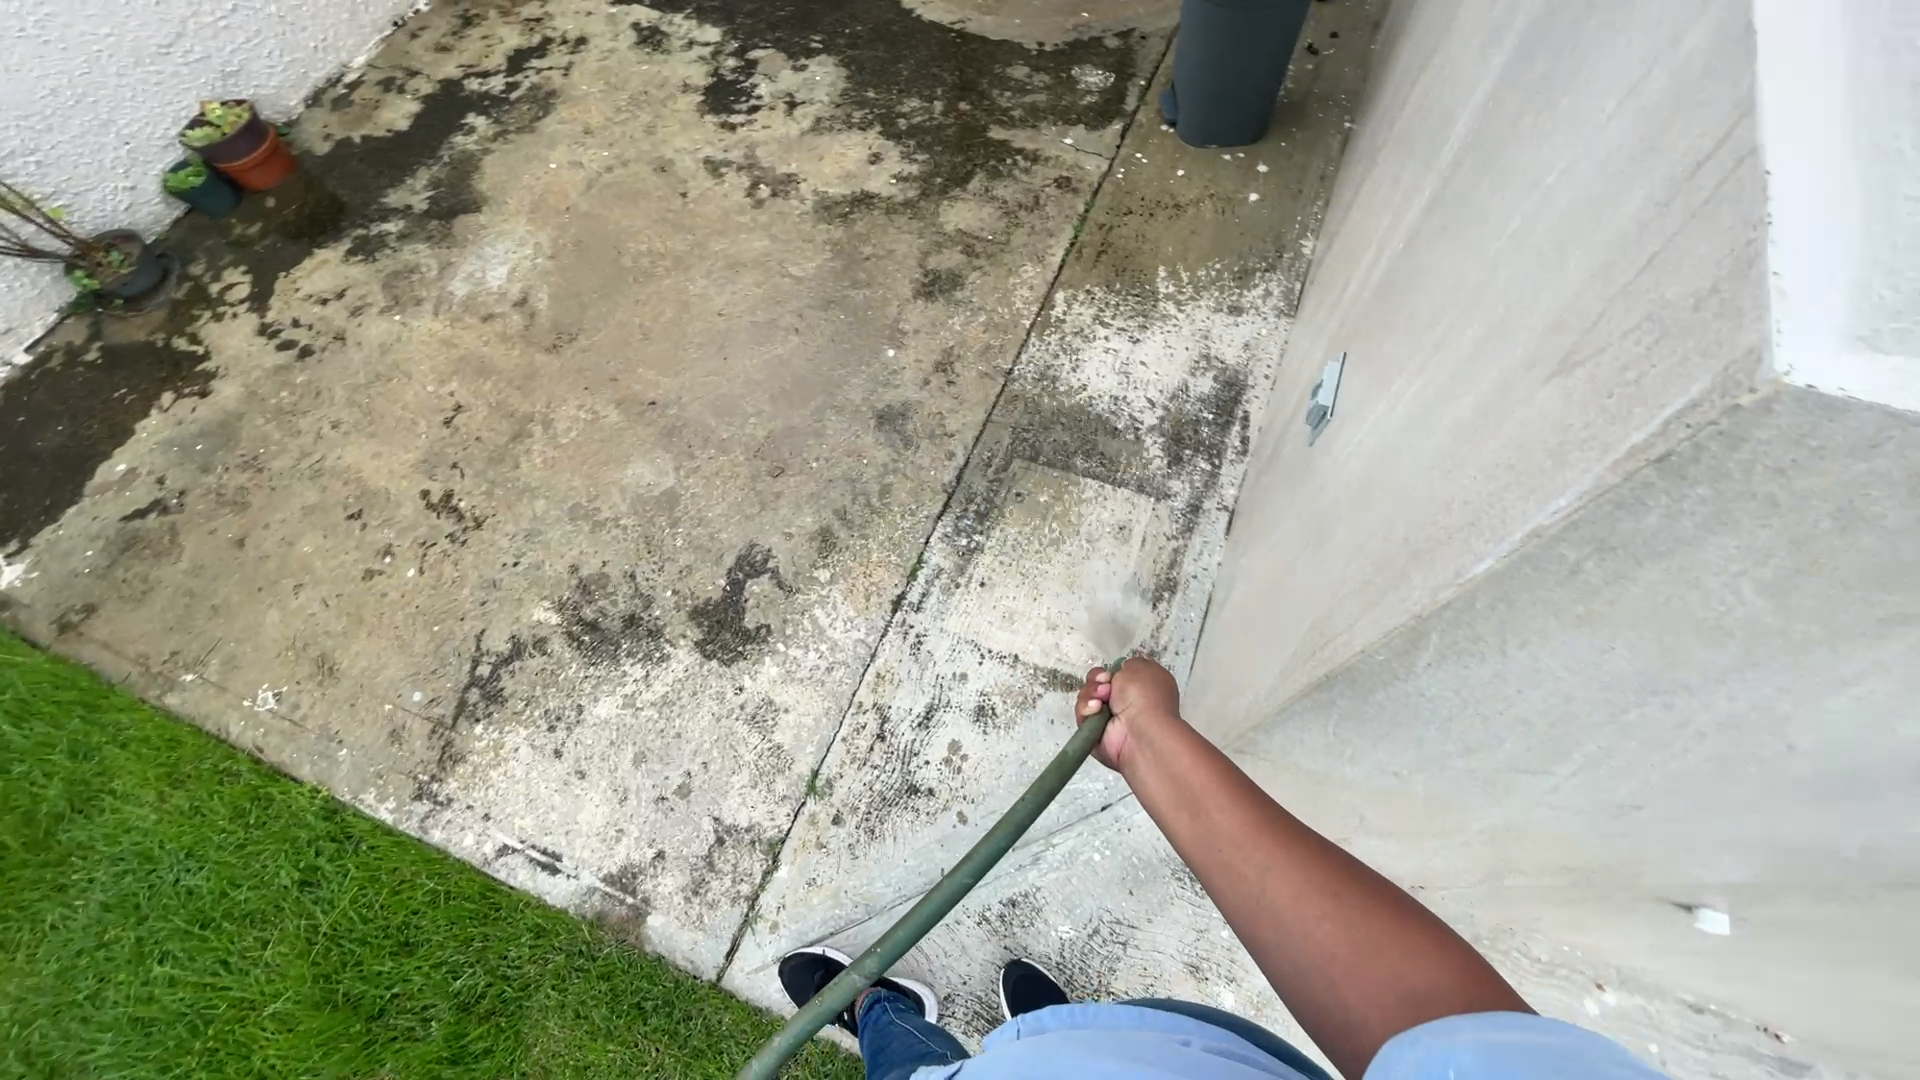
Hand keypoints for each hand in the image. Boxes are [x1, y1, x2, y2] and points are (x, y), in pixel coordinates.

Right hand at [1075, 655, 1182, 773]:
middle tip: (1105, 687)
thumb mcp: (1140, 667)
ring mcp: (1110, 720)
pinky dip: (1086, 709)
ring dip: (1091, 694)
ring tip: (1101, 700)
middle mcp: (1126, 705)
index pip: (1115, 675)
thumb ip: (1128, 665)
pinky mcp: (1094, 734)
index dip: (1109, 672)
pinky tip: (1096, 710)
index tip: (1110, 675)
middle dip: (1097, 682)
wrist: (1140, 730)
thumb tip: (1119, 673)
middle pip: (1098, 685)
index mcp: (1140, 689)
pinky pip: (1082, 715)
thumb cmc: (1144, 696)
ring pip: (1086, 698)